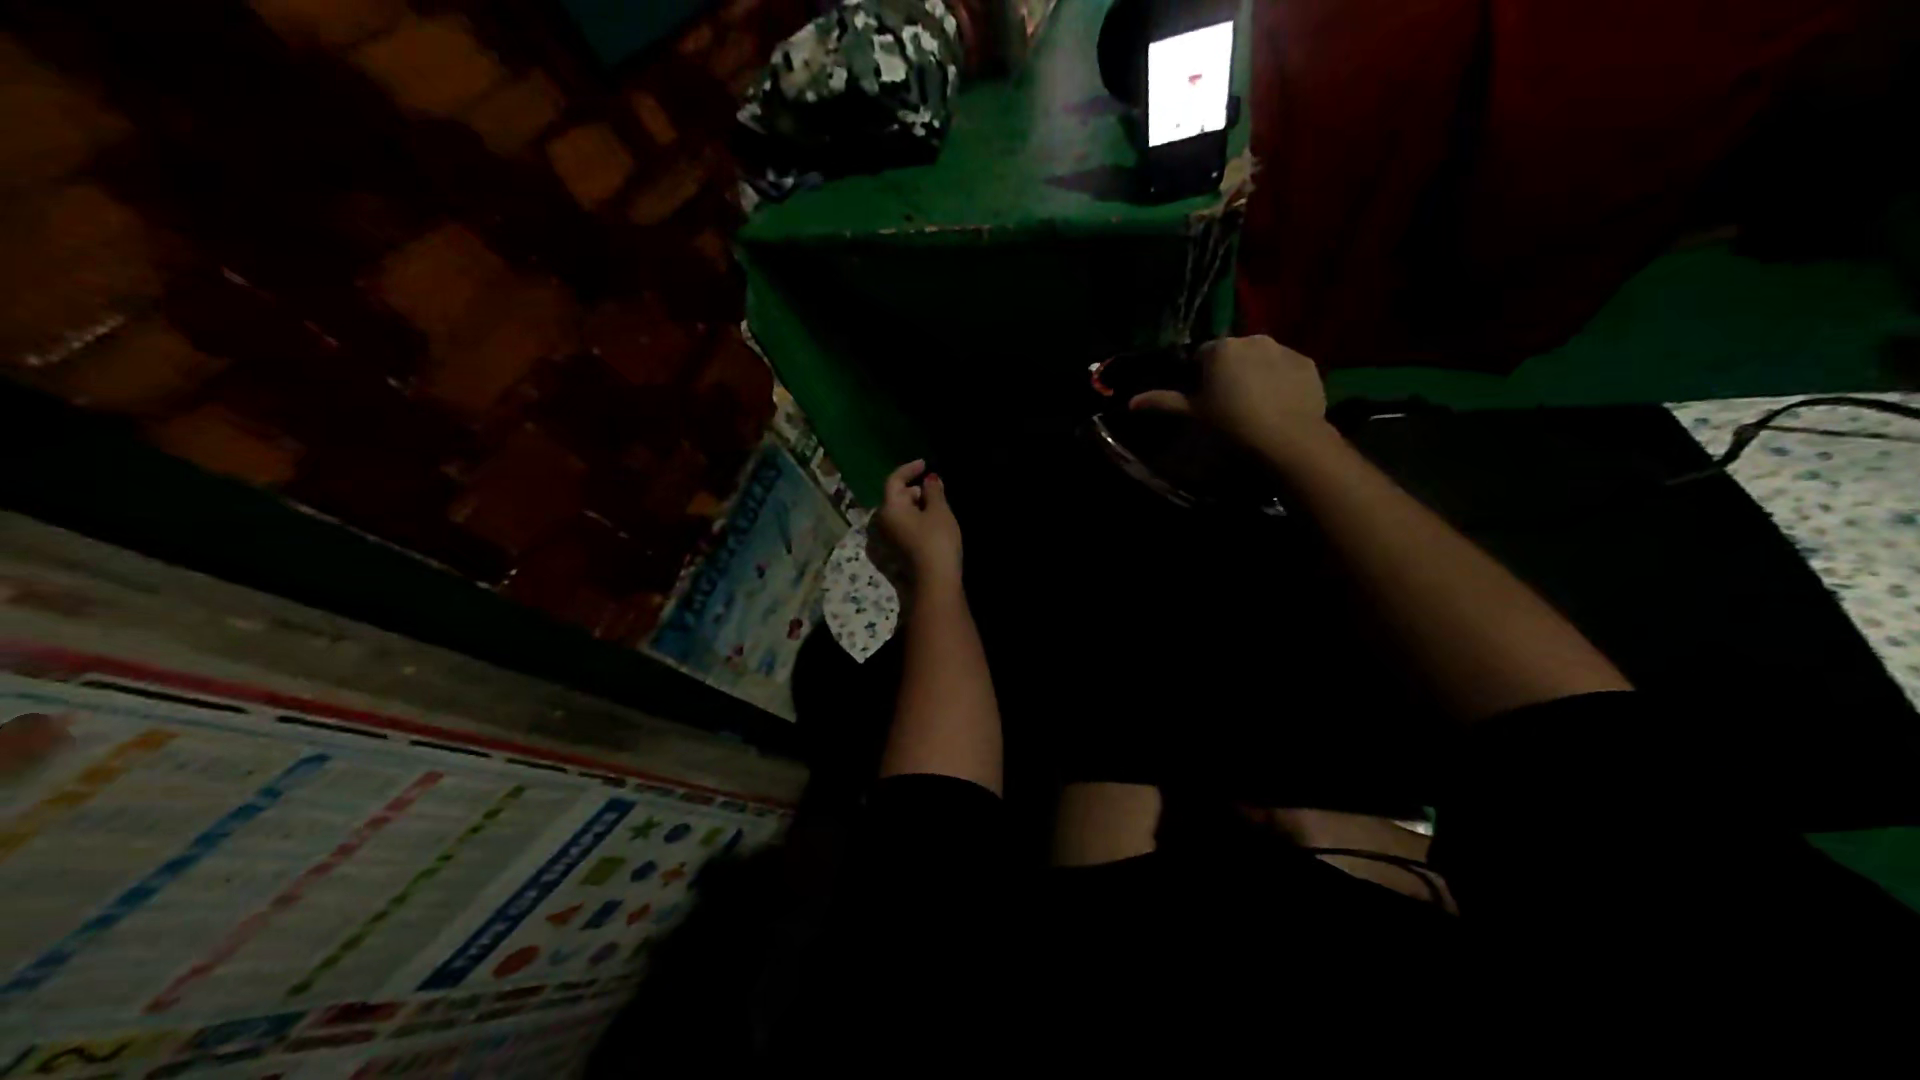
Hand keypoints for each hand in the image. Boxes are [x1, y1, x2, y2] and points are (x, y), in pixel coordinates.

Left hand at [877, 459, 962, 587]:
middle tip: (935, 489)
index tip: (924, 463)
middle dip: (914, 490)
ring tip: (937, 505)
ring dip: (916, 505)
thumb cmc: (937, 540)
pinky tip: (932, 522)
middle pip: (896, 497)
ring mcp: (888, 539)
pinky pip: (903, 526)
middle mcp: (883, 522)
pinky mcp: (896, 551)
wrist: (935, 581)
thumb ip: (933, 491)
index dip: (909, 469)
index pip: (894, 480)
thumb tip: (929, 479)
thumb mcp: (939, 511)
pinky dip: (915, 519)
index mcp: (889, 508)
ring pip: (900, 513)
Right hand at [1129, 335, 1330, 456]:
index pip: (1203, 354)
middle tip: (1229, 402)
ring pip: (1262, 358)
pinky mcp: (1307, 363)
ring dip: (1256, 373)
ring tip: (1257, 404)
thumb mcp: (1194, 413)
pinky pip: (1287, 368)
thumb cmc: (1231, 422)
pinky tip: (1279, 404)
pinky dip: (1281, 380)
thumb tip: (1131, 402)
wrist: (1286, 437)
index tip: (1205, 397)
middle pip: (1234, 353)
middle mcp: (1252, 338)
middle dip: (1230, 370)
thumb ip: (1163, 402)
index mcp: (1220, 348)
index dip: (1201, 375)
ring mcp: (1283, 349)